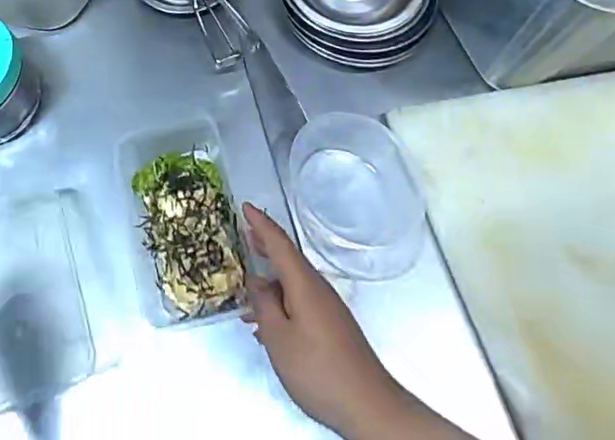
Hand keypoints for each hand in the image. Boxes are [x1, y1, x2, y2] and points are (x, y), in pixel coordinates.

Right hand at [242, 204, 471, 439]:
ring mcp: (328, 308)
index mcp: (303, 283)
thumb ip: (263, 304)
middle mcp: (318, 288)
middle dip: (266, 245)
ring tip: (248, 288)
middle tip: (244, 235)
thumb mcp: (278, 337)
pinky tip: (269, 324)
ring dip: (271, 280)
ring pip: (293, 283)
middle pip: (288, 258)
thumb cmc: (319, 369)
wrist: (370, 408)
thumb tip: (255, 280)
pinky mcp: (333, 326)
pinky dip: (282, 301)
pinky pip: (301, 301)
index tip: (245, 206)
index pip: (279, 243)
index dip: (261, 223)